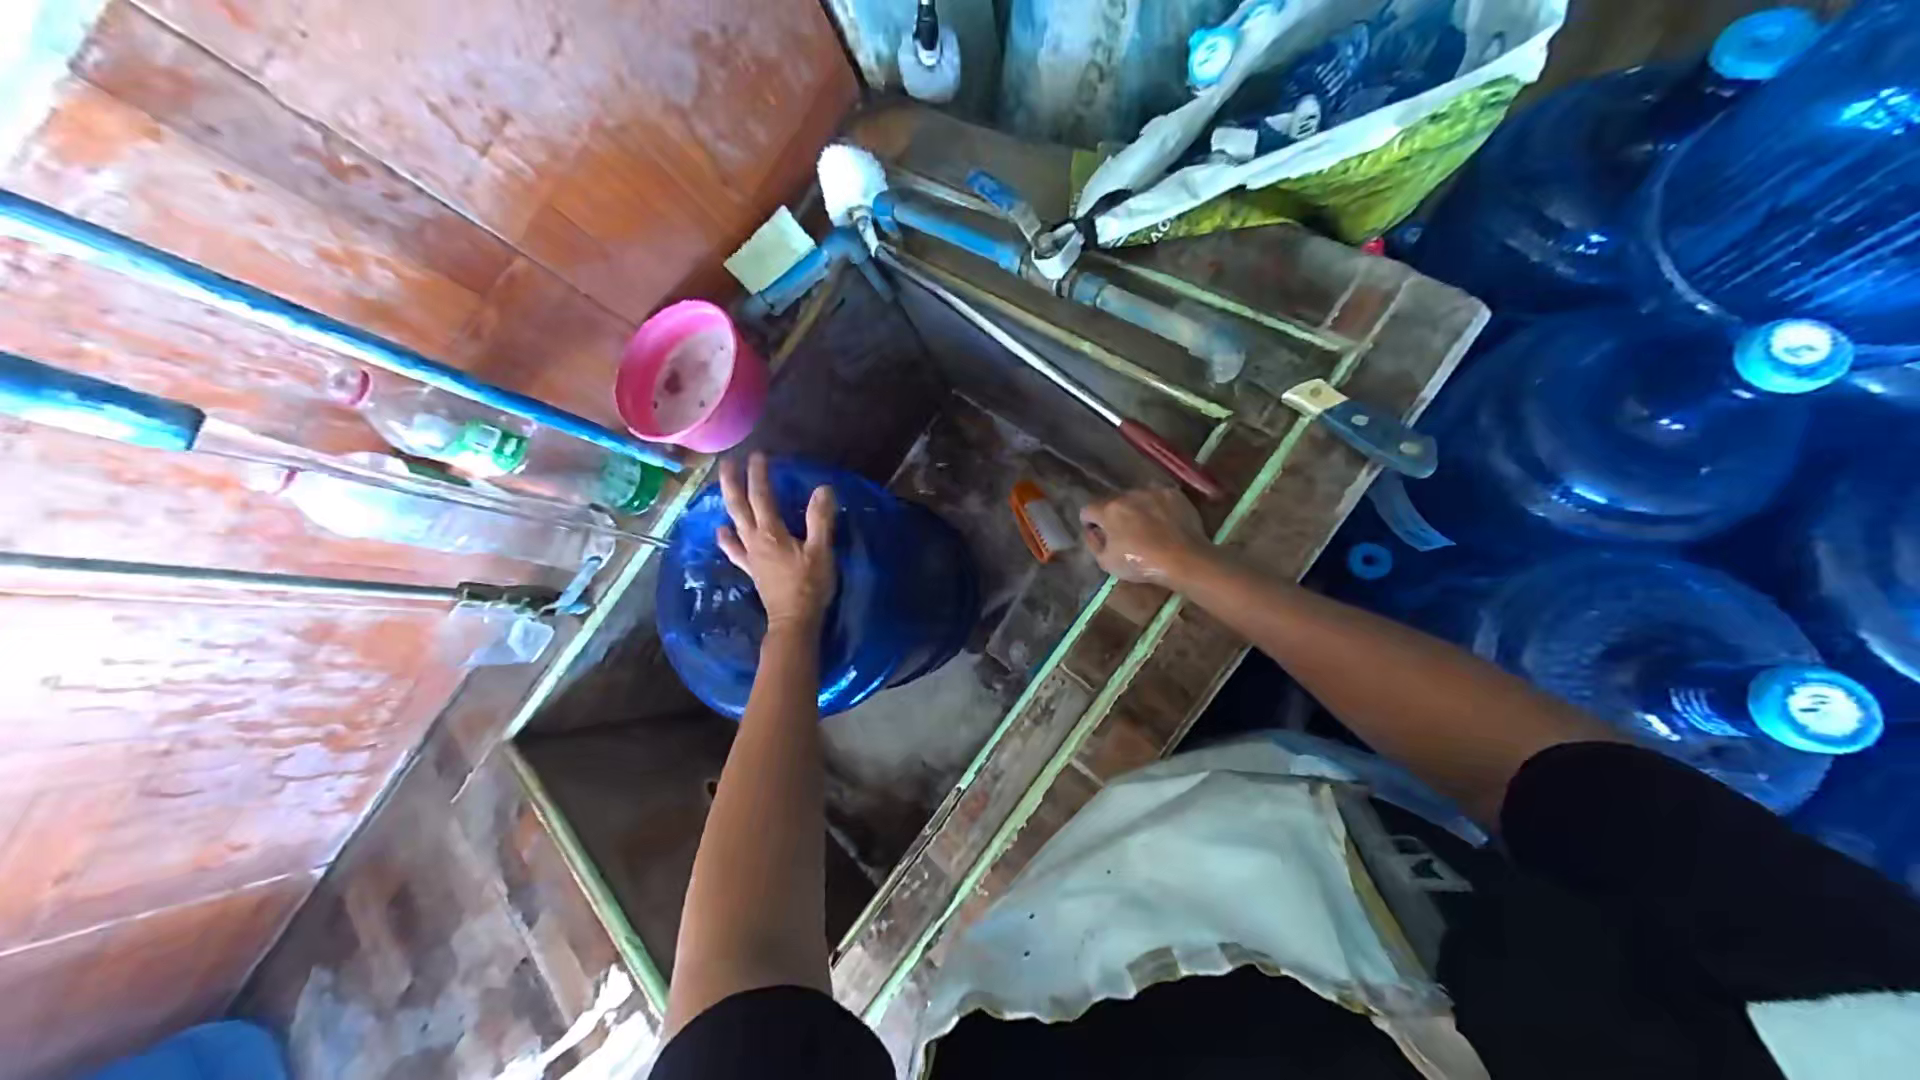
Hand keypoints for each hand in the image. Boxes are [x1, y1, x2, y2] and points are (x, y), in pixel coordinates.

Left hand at [716, 452, 837, 630]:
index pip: (761, 496)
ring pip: (734, 523)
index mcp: (771, 533)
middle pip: (738, 506)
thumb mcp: (821, 551)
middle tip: (727, 462)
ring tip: (724, 489)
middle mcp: (754, 540)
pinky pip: (734, 549)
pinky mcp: (752, 569)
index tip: (759, 455)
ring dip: (728, 503)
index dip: (759, 475)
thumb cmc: (809, 586)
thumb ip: (820, 519)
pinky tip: (723, 532)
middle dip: (732, 482)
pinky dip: (726, 538)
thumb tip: (822, 488)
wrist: (794, 622)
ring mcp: (750, 556)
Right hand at [1080, 487, 1211, 585]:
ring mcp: (1153, 492)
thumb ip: (1094, 544)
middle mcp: (1128, 495)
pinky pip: (1158, 497)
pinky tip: (1165, 522)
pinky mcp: (1173, 494)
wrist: (1184, 559)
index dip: (1090, 523)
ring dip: (1136, 509)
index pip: (1088, 510)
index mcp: (1108, 510)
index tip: (1099, 535)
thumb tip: (1093, 532)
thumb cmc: (1141, 564)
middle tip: (1125, 534)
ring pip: (1137, 498)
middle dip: (1114, 515)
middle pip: (1113, 502)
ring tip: (1148, 527)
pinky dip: (1158, 507)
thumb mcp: (1106, 563)